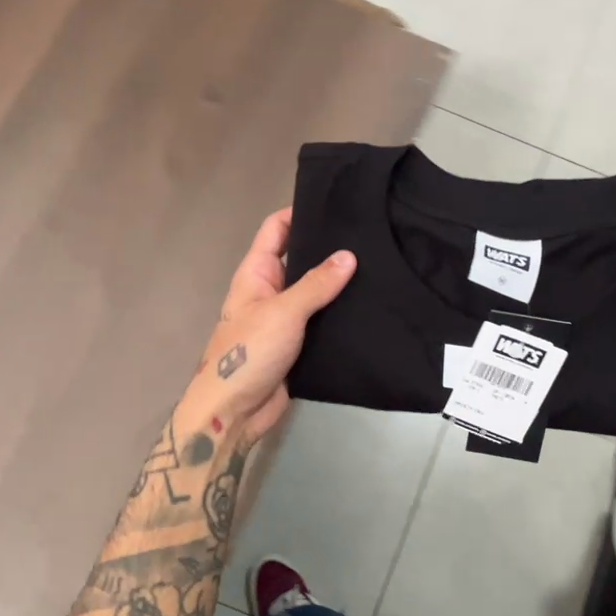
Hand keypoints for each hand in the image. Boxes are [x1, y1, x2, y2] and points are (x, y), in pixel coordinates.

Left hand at [184, 207, 354, 440]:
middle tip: (371, 235)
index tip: (337, 202)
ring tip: (380, 266)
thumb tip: (349, 255)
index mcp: (255, 274)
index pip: (276, 230)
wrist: (235, 412)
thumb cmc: (248, 353)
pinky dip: (340, 315)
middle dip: (329, 248)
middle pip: (300, 259)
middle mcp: (269, 291)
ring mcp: (284, 320)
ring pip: (315, 293)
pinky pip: (322, 323)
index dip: (300, 212)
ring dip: (339, 285)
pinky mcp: (298, 346)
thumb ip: (317, 284)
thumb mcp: (283, 312)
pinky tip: (370, 308)